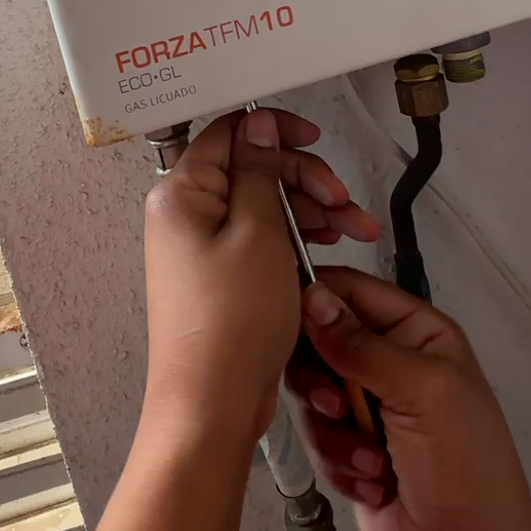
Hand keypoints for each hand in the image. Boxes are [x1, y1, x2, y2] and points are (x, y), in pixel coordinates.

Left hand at [141, 109, 379, 450]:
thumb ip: (259, 170)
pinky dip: (293, 237)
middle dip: (303, 178)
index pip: (229, 133)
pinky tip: (324, 246)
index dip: (275, 131)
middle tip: (339, 199)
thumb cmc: (228, 328)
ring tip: (349, 226)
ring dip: (308, 208)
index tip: (311, 139)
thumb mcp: (258, 232)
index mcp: (182, 192)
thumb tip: (259, 125)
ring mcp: (202, 244)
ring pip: (262, 203)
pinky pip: (259, 236)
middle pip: (251, 168)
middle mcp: (185, 214)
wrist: (213, 405)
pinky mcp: (220, 271)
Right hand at [289, 267, 530, 530]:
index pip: (351, 289)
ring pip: (313, 391)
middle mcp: (390, 359)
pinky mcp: (351, 446)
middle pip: (320, 339)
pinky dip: (340, 462)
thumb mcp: (423, 393)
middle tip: (336, 405)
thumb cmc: (465, 467)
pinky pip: (317, 435)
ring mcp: (369, 404)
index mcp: (415, 331)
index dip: (314, 296)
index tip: (281, 316)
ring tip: (372, 460)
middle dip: (322, 379)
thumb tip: (311, 295)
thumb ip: (362, 344)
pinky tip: (376, 482)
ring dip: (336, 432)